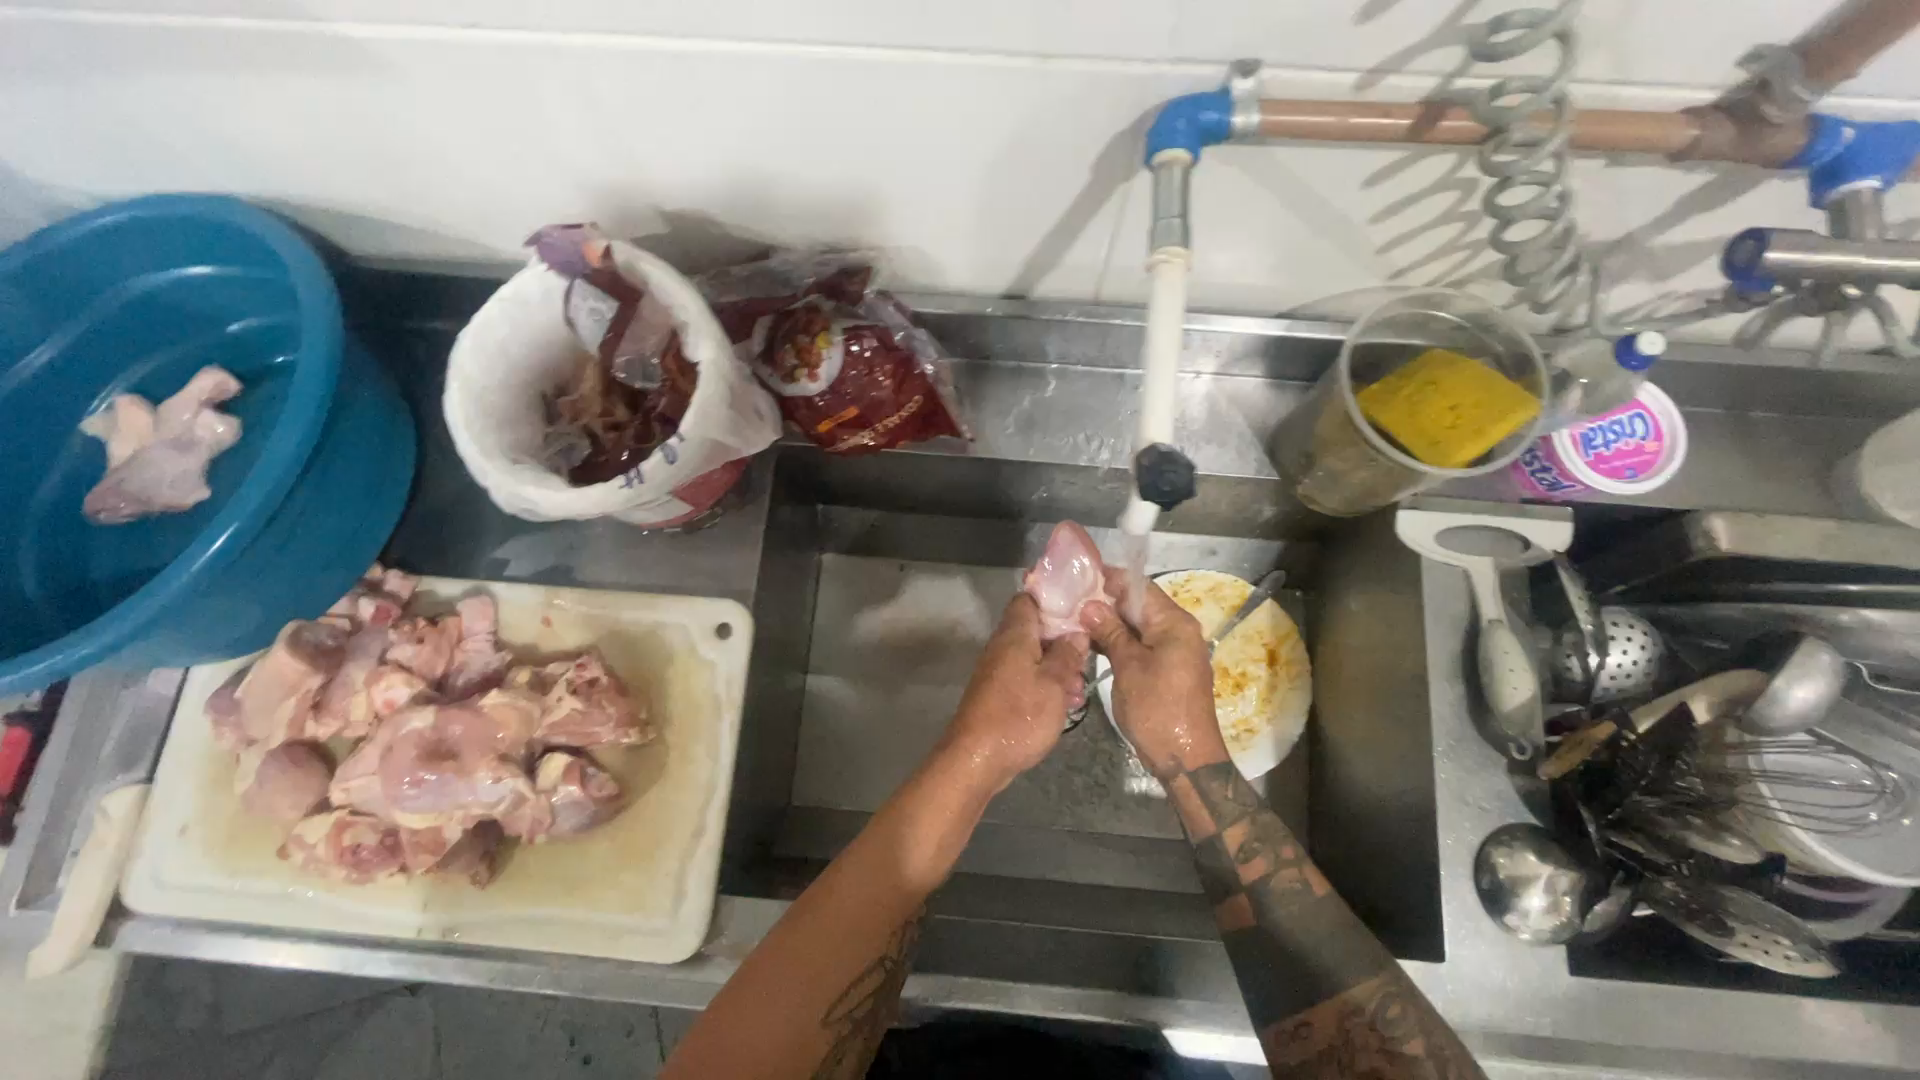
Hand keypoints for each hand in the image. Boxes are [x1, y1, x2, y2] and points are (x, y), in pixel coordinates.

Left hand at [941, 595, 1088, 791]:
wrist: (977, 759)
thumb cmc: (1019, 717)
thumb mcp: (1054, 684)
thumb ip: (1067, 655)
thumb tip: (1076, 633)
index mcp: (1014, 635)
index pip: (1029, 598)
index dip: (1055, 597)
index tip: (1082, 604)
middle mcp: (1003, 647)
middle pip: (1035, 628)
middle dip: (1064, 639)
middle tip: (1089, 654)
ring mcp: (999, 670)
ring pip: (1034, 656)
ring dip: (1058, 667)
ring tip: (1080, 688)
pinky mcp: (999, 693)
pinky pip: (1027, 677)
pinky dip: (1047, 684)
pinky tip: (1066, 704)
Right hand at [1082, 570, 1226, 778]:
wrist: (1185, 758)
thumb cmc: (1157, 709)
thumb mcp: (1128, 667)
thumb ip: (1110, 632)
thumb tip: (1089, 605)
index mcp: (1174, 623)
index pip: (1139, 587)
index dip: (1109, 579)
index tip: (1078, 577)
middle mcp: (1177, 630)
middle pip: (1138, 605)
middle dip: (1105, 601)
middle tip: (1068, 600)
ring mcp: (1173, 650)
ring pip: (1137, 625)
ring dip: (1109, 622)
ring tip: (1072, 618)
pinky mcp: (1166, 667)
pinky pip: (1140, 644)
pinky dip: (1118, 641)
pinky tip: (1091, 642)